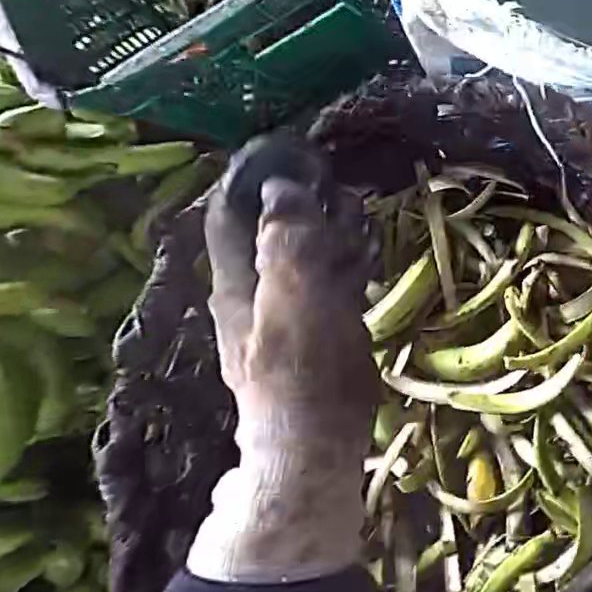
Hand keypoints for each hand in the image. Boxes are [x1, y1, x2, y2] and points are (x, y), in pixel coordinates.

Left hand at [205, 174, 375, 434]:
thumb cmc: (304, 375)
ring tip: (352, 202)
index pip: (230, 211)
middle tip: (330, 173)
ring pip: (298, 252)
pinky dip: (339, 256)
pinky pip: (323, 278)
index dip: (251, 175)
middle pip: (267, 228)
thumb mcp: (295, 303)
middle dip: (295, 196)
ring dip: (321, 224)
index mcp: (238, 281)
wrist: (314, 445)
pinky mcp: (315, 328)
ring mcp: (285, 311)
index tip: (287, 147)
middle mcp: (254, 290)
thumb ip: (287, 244)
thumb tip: (282, 187)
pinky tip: (361, 247)